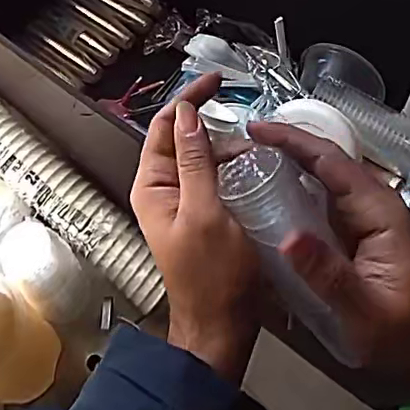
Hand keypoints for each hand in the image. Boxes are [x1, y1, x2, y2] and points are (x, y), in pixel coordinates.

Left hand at [130, 73, 262, 381]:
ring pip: (202, 156)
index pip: (166, 125)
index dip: (189, 98)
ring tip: (256, 150)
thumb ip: (195, 162)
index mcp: (153, 186)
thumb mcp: (205, 212)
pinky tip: (254, 170)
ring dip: (227, 146)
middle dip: (212, 122)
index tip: (215, 82)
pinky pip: (215, 176)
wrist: (221, 327)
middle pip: (183, 137)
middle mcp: (163, 189)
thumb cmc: (212, 279)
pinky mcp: (203, 212)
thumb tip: (188, 115)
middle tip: (244, 116)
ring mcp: (183, 201)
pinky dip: (233, 166)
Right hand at [246, 122, 409, 409]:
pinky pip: (318, 196)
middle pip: (322, 158)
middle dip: (282, 144)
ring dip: (284, 162)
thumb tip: (287, 238)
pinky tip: (265, 193)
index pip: (330, 159)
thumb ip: (328, 275)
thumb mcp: (366, 313)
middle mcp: (369, 202)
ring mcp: (361, 214)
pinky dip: (291, 185)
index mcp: (377, 209)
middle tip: (238, 143)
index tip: (254, 130)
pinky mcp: (352, 229)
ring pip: (319, 174)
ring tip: (244, 161)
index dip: (290, 140)